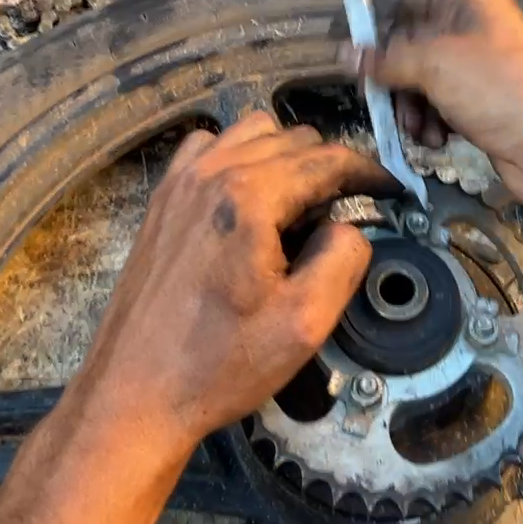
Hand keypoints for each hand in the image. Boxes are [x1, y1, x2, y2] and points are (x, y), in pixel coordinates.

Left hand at [63, 111, 387, 445]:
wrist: (132, 393)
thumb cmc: (219, 364)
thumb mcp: (304, 323)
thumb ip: (343, 258)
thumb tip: (350, 224)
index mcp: (250, 197)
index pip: (328, 159)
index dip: (368, 171)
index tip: (390, 191)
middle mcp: (214, 171)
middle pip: (295, 138)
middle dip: (330, 167)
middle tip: (345, 210)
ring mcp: (182, 178)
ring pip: (255, 130)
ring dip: (288, 154)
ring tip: (299, 201)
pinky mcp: (164, 193)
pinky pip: (213, 144)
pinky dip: (241, 154)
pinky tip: (247, 194)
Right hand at [346, 0, 522, 212]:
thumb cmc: (496, 88)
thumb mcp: (433, 64)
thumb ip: (386, 58)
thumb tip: (345, 54)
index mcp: (469, 0)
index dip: (382, 22)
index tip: (356, 49)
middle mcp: (474, 26)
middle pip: (413, 43)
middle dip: (396, 77)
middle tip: (381, 100)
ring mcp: (479, 66)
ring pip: (423, 78)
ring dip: (412, 106)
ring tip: (418, 129)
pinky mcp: (482, 100)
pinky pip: (441, 102)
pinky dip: (432, 120)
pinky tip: (436, 138)